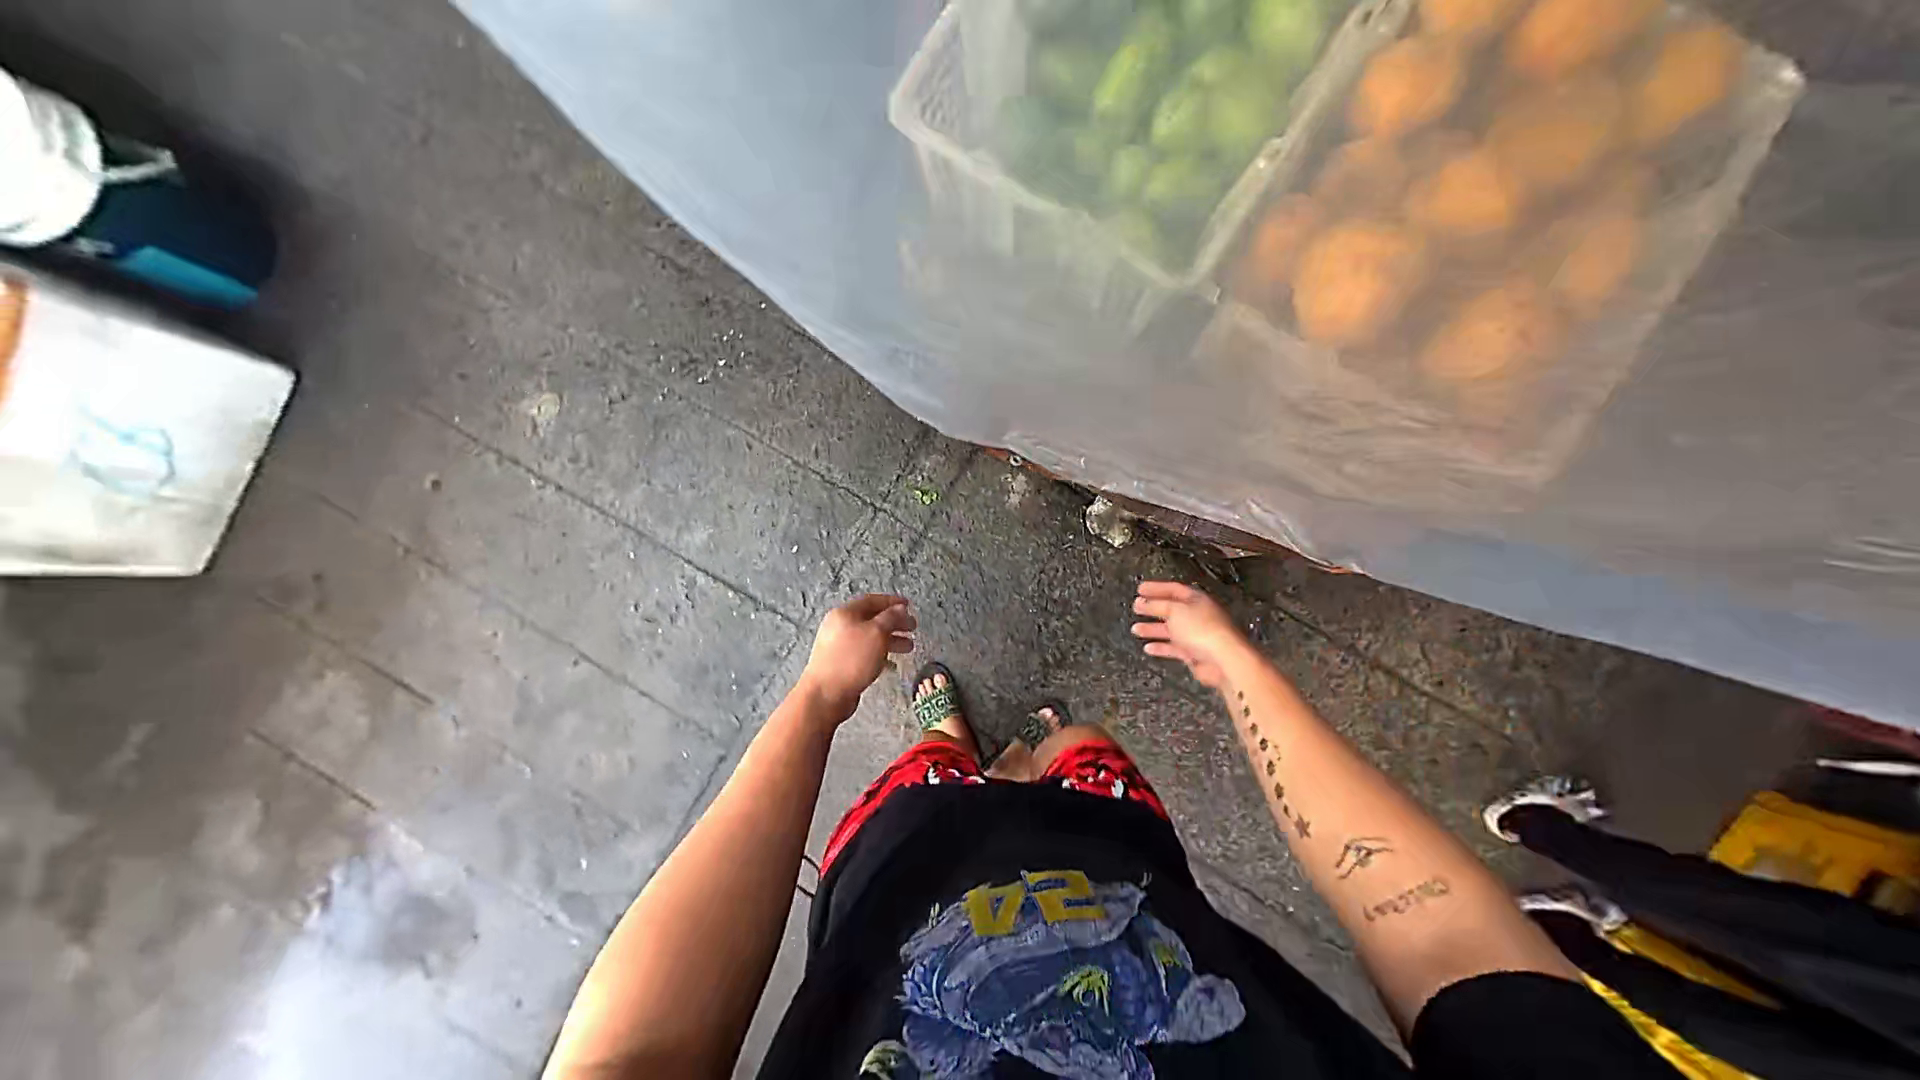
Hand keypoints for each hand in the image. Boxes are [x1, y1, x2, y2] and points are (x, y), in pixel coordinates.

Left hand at [799, 594, 915, 719]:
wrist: (826, 694)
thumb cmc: (850, 660)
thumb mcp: (877, 633)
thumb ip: (891, 618)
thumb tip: (900, 608)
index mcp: (845, 614)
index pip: (872, 601)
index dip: (892, 602)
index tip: (907, 605)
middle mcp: (840, 627)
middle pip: (872, 619)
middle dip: (894, 623)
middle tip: (911, 627)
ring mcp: (839, 647)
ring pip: (870, 638)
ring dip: (890, 640)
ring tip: (908, 647)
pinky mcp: (841, 664)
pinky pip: (864, 654)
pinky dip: (880, 655)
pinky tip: (891, 663)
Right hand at [1131, 581, 1249, 691]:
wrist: (1223, 659)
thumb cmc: (1205, 630)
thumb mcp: (1174, 611)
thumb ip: (1156, 605)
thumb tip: (1143, 602)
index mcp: (1196, 600)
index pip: (1173, 589)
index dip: (1156, 588)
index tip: (1141, 589)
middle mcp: (1198, 616)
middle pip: (1171, 609)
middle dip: (1153, 609)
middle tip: (1137, 607)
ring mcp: (1196, 635)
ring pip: (1171, 630)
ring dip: (1153, 629)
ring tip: (1136, 629)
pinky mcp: (1195, 653)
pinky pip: (1174, 648)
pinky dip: (1161, 647)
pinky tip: (1149, 647)